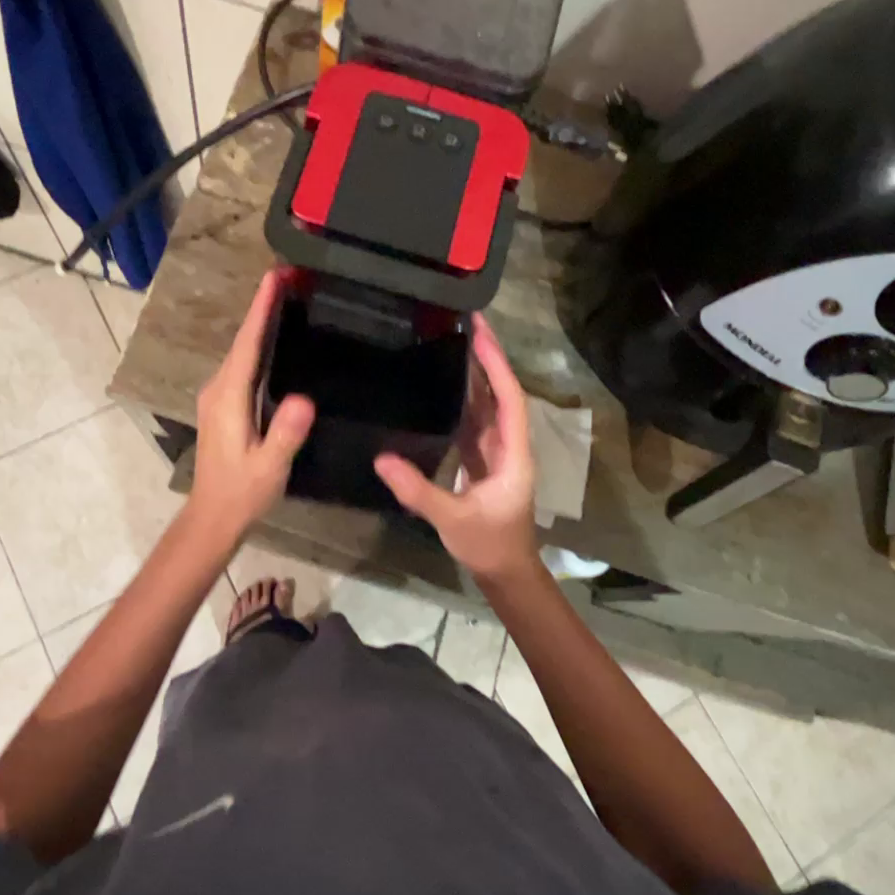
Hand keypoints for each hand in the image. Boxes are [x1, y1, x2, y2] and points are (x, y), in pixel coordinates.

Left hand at [187, 269, 314, 538]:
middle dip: (263, 307)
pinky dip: (258, 344)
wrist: (213, 515)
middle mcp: (218, 388)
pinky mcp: (223, 405)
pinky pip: (243, 365)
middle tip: (289, 277)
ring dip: (260, 324)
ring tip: (285, 298)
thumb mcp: (269, 466)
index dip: (261, 308)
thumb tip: (304, 399)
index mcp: (229, 397)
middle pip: (243, 340)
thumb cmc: (242, 491)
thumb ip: (285, 434)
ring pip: (241, 351)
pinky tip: (274, 341)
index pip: (248, 343)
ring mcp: (218, 396)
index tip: (274, 276)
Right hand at [374, 314, 538, 579]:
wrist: (505, 572)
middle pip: (501, 394)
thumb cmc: (489, 545)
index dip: (496, 365)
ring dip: (475, 375)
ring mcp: (496, 453)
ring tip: (453, 342)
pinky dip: (463, 399)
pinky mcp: (483, 461)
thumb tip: (382, 459)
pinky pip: (474, 421)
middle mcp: (508, 445)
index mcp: (513, 453)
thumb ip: (419, 491)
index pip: (509, 399)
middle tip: (464, 323)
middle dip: (486, 358)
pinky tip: (443, 385)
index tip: (480, 332)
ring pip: (488, 406)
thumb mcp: (453, 519)